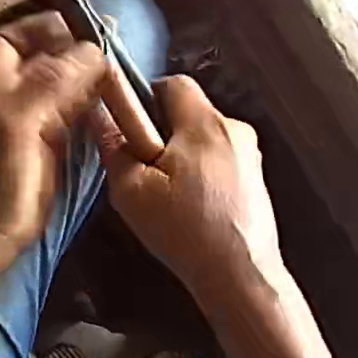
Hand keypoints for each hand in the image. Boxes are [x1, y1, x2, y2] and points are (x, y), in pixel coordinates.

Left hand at [0, 13, 106, 284]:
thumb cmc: (1, 179)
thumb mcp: (21, 124)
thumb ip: (52, 83)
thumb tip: (91, 48)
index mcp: (0, 84)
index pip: (12, 38)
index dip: (39, 26)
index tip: (76, 26)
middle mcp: (17, 95)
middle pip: (45, 57)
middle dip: (74, 46)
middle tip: (111, 43)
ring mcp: (36, 119)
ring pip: (64, 81)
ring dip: (89, 71)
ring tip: (118, 65)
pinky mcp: (54, 141)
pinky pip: (76, 109)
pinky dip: (94, 99)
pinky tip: (113, 96)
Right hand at [96, 75, 283, 304]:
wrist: (240, 275)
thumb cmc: (183, 229)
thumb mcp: (131, 191)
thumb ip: (114, 147)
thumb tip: (99, 114)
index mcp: (204, 123)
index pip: (173, 83)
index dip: (146, 97)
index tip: (132, 128)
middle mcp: (234, 128)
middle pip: (188, 112)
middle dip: (164, 133)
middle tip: (145, 170)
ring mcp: (251, 155)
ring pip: (204, 138)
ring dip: (184, 156)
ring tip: (170, 195)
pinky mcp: (257, 179)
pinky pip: (221, 160)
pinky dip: (204, 174)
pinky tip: (194, 207)